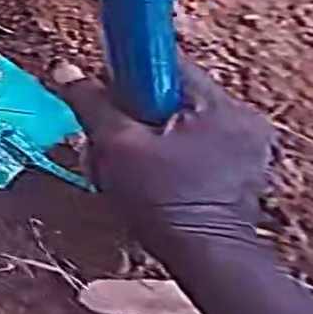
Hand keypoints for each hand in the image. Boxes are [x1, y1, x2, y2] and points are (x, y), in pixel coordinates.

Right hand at [56, 60, 279, 249]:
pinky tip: (147, 163)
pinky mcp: (241, 163)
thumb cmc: (158, 194)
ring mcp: (248, 143)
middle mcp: (245, 120)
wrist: (199, 249)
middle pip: (171, 90)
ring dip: (146, 124)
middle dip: (133, 104)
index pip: (168, 63)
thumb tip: (64, 67)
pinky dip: (163, 141)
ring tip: (127, 151)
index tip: (100, 82)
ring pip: (179, 114)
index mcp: (221, 109)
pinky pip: (191, 135)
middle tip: (110, 129)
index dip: (127, 68)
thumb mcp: (113, 141)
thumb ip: (90, 101)